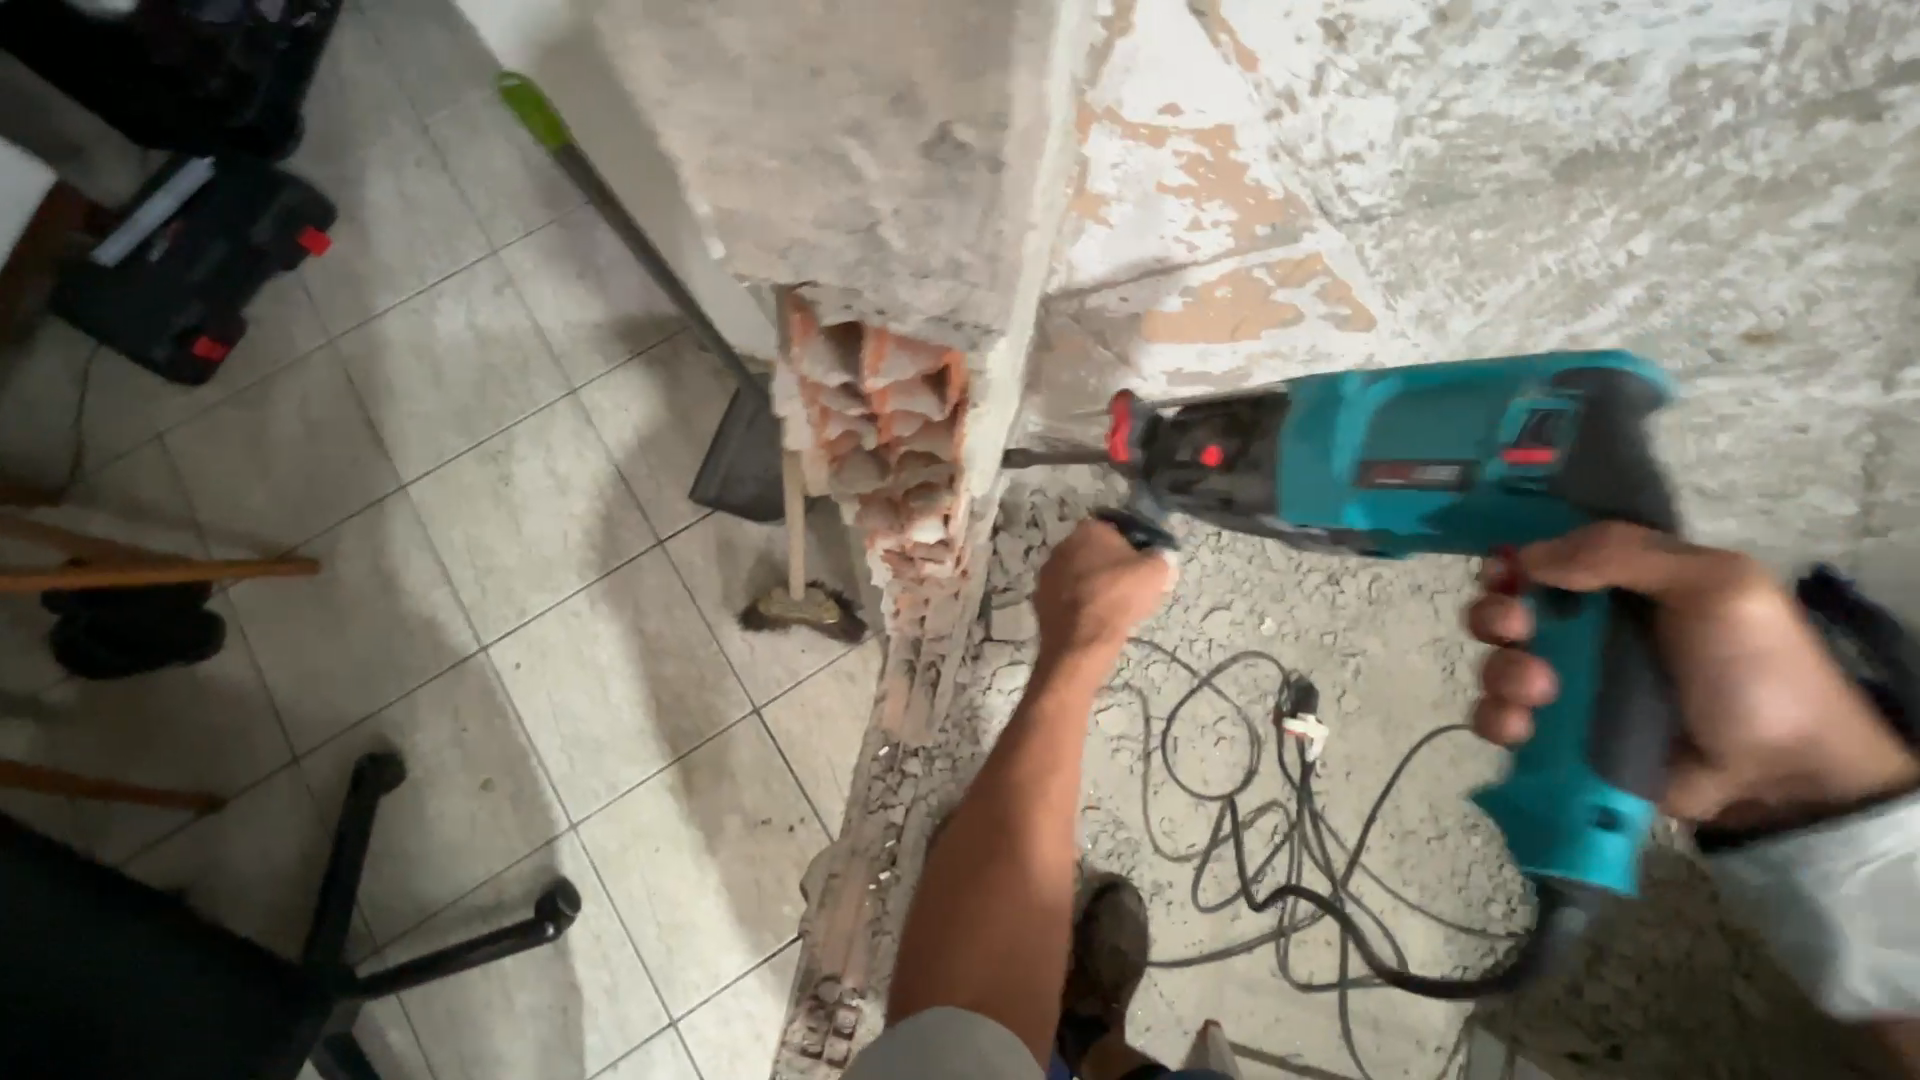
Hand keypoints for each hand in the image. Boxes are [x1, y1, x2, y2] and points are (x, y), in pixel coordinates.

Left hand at [1032, 519, 1174, 665]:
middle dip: (1108, 566)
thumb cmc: (1119, 595)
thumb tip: (1162, 555)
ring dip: (1090, 585)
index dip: (1130, 547)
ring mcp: (1046, 573)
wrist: (1081, 638)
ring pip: (1076, 575)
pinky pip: (1064, 597)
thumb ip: (1161, 557)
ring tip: (1110, 607)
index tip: (1140, 566)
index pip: (1114, 530)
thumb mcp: (1156, 571)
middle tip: (1127, 587)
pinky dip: (1076, 605)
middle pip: (1092, 552)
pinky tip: (1091, 619)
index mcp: (1088, 529)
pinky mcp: (1039, 599)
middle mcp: (1062, 545)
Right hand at [1465, 522, 1919, 827]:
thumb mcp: (1718, 585)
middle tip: (1516, 631)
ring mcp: (1566, 686)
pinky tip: (1522, 727)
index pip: (1540, 563)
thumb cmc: (1755, 670)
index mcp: (1616, 589)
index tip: (1505, 575)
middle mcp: (1581, 632)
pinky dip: (1497, 719)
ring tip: (1540, 692)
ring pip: (1495, 664)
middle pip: (1503, 610)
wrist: (1782, 777)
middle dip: (1494, 617)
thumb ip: (1626, 553)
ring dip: (1503, 672)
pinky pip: (1497, 719)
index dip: (1511, 565)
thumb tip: (1528, 556)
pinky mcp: (1556, 735)